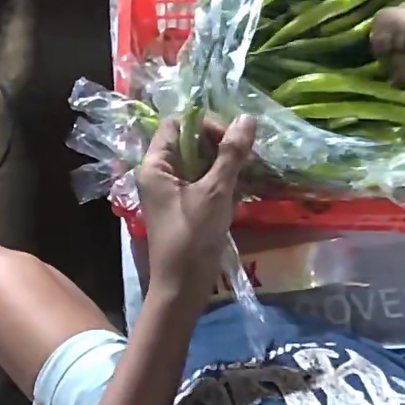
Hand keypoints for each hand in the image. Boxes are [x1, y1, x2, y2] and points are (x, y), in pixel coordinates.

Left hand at [138, 114, 255, 297]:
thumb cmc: (193, 236)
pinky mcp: (186, 207)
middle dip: (220, 146)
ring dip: (226, 166)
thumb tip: (248, 118)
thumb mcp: (215, 191)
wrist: (182, 286)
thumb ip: (231, 154)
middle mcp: (160, 174)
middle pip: (190, 142)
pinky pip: (205, 184)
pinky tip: (243, 192)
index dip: (204, 125)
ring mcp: (173, 192)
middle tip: (246, 158)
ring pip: (201, 164)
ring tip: (249, 174)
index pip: (176, 124)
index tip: (230, 141)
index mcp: (156, 165)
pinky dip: (223, 184)